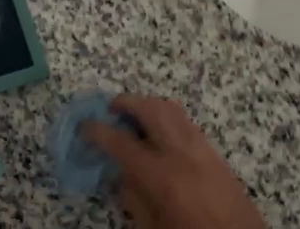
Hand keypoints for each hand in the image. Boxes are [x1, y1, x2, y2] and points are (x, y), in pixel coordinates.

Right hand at [81, 95, 266, 228]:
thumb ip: (133, 198)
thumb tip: (120, 172)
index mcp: (161, 176)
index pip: (120, 142)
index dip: (96, 130)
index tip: (83, 126)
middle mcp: (181, 153)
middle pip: (148, 109)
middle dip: (124, 102)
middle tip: (110, 110)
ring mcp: (201, 149)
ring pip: (169, 107)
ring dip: (146, 104)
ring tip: (133, 115)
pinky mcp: (216, 153)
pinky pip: (186, 120)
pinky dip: (167, 115)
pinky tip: (160, 131)